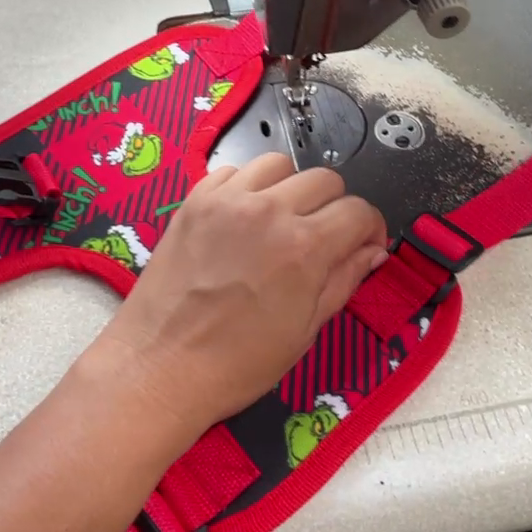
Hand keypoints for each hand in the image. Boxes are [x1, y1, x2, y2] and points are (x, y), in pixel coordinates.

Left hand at [87, 153, 387, 434]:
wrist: (160, 367)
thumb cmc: (237, 364)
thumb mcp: (305, 330)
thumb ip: (344, 280)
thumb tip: (371, 251)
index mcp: (304, 247)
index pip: (357, 211)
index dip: (370, 228)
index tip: (365, 244)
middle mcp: (267, 211)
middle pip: (323, 180)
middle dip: (335, 206)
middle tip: (325, 236)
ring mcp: (226, 201)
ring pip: (277, 164)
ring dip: (291, 187)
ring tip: (283, 219)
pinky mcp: (193, 201)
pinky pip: (232, 172)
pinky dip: (248, 187)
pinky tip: (244, 218)